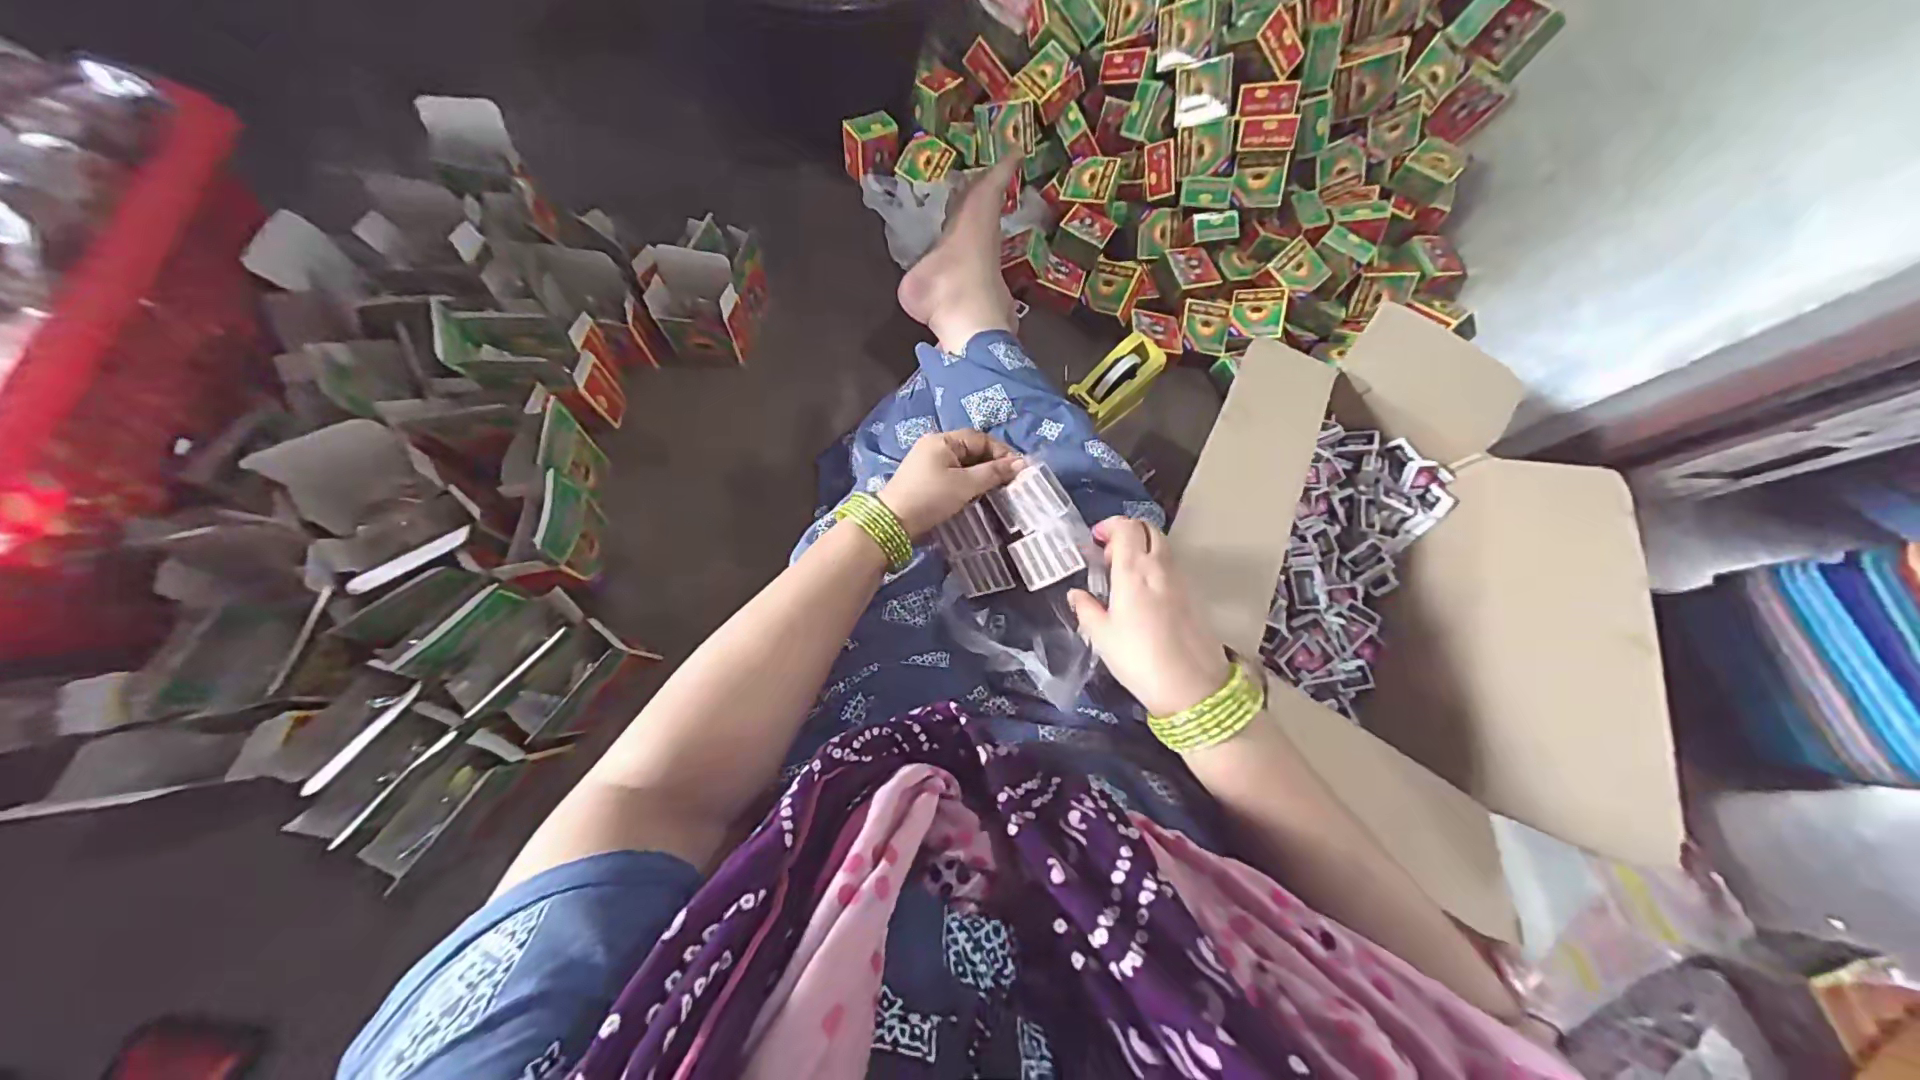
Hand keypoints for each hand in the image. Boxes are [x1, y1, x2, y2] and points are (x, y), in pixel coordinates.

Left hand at [878, 430, 1024, 538]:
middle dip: (992, 465)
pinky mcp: (926, 480)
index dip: (1001, 453)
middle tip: (1010, 483)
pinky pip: (954, 475)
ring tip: (997, 491)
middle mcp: (935, 446)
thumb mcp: (965, 484)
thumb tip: (1022, 463)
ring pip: (964, 465)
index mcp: (942, 440)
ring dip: (981, 476)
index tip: (1018, 471)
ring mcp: (929, 463)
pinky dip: (967, 483)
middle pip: (972, 450)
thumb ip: (993, 473)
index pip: (980, 439)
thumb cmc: (930, 498)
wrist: (894, 522)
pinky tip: (977, 496)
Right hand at [1068, 517, 1232, 717]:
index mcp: (1134, 570)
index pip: (1126, 527)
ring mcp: (1181, 578)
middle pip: (1148, 528)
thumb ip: (1086, 608)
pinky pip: (1171, 565)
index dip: (1109, 526)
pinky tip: (1143, 592)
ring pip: (1162, 545)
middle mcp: (1160, 566)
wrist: (1191, 686)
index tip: (1096, 541)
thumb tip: (1076, 594)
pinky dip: (1155, 565)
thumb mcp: (1102, 636)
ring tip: (1124, 574)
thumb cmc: (1138, 659)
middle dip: (1127, 532)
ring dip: (1142, 548)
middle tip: (1109, 555)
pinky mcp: (1193, 594)